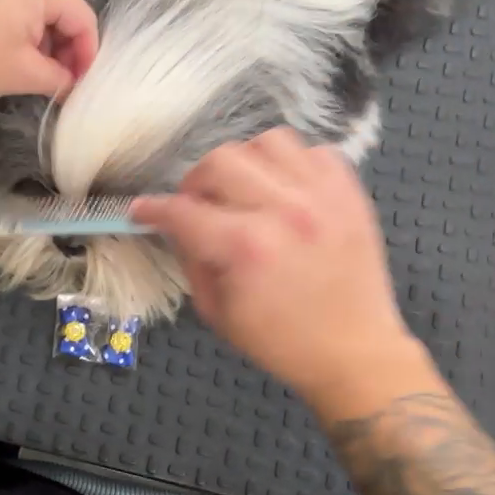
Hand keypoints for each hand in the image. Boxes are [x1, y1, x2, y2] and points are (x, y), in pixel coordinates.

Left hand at [0, 0, 98, 102]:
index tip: (81, 86)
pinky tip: (4, 57)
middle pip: (59, 9)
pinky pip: (8, 4)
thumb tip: (71, 82)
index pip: (82, 17)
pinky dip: (16, 31)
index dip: (88, 56)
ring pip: (33, 8)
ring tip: (30, 75)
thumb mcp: (20, 74)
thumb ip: (57, 78)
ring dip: (39, 42)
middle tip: (57, 84)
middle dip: (63, 48)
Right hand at [131, 129, 432, 408]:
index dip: (152, 209)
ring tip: (243, 190)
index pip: (183, 210)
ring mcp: (322, 195)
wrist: (353, 352)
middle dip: (196, 183)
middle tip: (197, 206)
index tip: (140, 211)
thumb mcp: (215, 310)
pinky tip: (283, 190)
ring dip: (244, 163)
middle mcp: (284, 210)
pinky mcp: (350, 193)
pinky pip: (312, 150)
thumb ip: (191, 258)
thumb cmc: (279, 341)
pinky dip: (290, 164)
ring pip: (266, 142)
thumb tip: (176, 225)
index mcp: (246, 247)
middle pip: (220, 160)